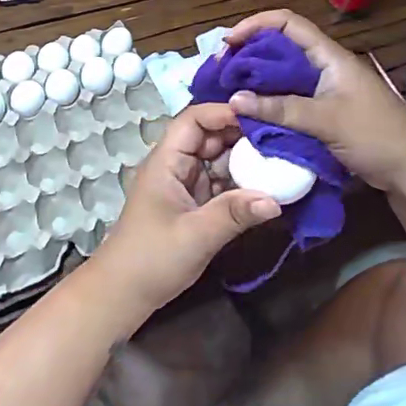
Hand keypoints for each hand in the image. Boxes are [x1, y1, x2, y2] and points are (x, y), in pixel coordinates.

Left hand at [89, 103, 280, 315]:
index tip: (258, 117)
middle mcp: (175, 166)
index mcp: (166, 161)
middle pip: (209, 136)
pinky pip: (220, 182)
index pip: (193, 120)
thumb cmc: (151, 258)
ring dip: (245, 158)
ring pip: (217, 159)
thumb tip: (274, 199)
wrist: (124, 292)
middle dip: (241, 133)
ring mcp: (184, 184)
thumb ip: (233, 214)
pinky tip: (268, 184)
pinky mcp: (193, 204)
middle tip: (281, 136)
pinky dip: (241, 182)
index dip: (222, 113)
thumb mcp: (195, 236)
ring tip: (282, 155)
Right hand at [223, 9, 405, 191]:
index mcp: (330, 56)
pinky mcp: (327, 112)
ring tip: (231, 90)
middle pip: (281, 46)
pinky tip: (253, 113)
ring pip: (284, 74)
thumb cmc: (377, 137)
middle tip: (223, 69)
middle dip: (250, 53)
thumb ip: (279, 109)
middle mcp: (326, 67)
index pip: (288, 23)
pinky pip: (290, 97)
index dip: (256, 24)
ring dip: (257, 79)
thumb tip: (234, 99)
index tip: (229, 42)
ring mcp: (327, 90)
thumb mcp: (325, 121)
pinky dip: (270, 101)